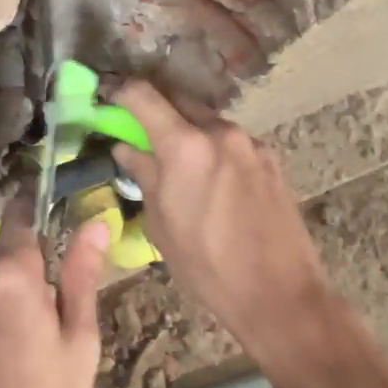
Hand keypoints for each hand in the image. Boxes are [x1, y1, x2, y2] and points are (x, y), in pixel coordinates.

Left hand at [0, 199, 110, 387]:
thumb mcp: (78, 342)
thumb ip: (82, 275)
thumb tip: (95, 223)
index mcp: (9, 272)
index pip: (23, 214)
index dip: (43, 209)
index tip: (63, 213)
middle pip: (8, 248)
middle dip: (32, 264)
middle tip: (59, 306)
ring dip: (12, 287)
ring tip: (36, 336)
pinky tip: (10, 347)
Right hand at [110, 80, 328, 347]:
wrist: (281, 295)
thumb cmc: (208, 266)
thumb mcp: (161, 223)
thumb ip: (143, 175)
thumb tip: (126, 148)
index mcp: (185, 146)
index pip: (143, 94)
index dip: (119, 91)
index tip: (106, 99)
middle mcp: (220, 132)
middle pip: (177, 99)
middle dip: (153, 108)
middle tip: (135, 129)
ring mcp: (250, 143)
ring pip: (206, 120)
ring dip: (184, 128)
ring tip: (174, 159)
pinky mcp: (270, 159)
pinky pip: (230, 140)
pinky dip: (211, 146)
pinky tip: (208, 177)